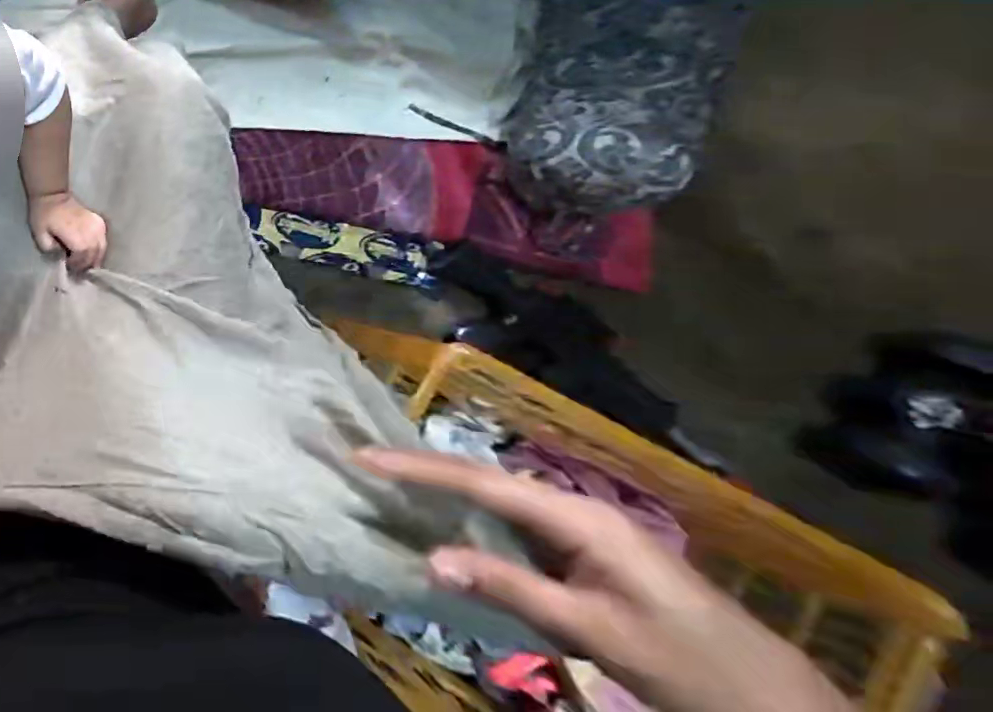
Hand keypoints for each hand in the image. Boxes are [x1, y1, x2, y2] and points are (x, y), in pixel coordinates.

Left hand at [27, 190, 107, 271]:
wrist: (52, 195)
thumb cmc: (44, 215)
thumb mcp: (40, 236)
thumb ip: (51, 250)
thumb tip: (62, 258)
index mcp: (76, 235)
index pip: (82, 257)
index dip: (76, 265)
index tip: (69, 267)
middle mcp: (90, 231)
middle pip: (93, 254)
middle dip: (85, 264)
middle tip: (76, 268)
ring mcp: (97, 225)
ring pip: (101, 248)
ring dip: (94, 258)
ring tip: (84, 262)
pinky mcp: (100, 222)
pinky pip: (103, 240)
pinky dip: (98, 248)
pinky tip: (91, 252)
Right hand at [352, 448, 851, 711]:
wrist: (777, 702)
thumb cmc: (689, 663)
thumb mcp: (598, 632)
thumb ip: (512, 589)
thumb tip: (432, 559)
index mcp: (577, 516)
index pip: (479, 482)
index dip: (418, 468)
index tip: (365, 456)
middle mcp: (573, 509)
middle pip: (483, 480)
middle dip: (423, 470)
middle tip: (366, 462)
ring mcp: (580, 530)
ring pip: (495, 500)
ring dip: (444, 492)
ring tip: (391, 484)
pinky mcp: (582, 553)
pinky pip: (513, 527)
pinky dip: (472, 522)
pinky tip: (449, 527)